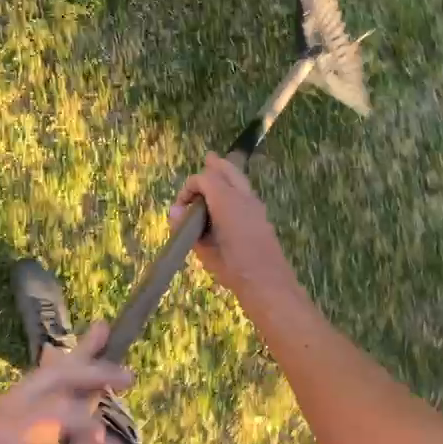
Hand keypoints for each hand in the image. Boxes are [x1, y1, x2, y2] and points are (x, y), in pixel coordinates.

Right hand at [169, 152, 297, 301]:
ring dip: (228, 176)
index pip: (204, 179)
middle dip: (216, 166)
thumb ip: (188, 228)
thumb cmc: (232, 267)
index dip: (188, 188)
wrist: (268, 284)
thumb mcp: (203, 249)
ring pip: (240, 181)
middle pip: (228, 170)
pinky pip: (246, 194)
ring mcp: (256, 207)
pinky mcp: (262, 218)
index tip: (180, 208)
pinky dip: (235, 190)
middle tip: (208, 159)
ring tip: (217, 173)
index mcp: (226, 201)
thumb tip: (174, 212)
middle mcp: (243, 198)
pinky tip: (228, 202)